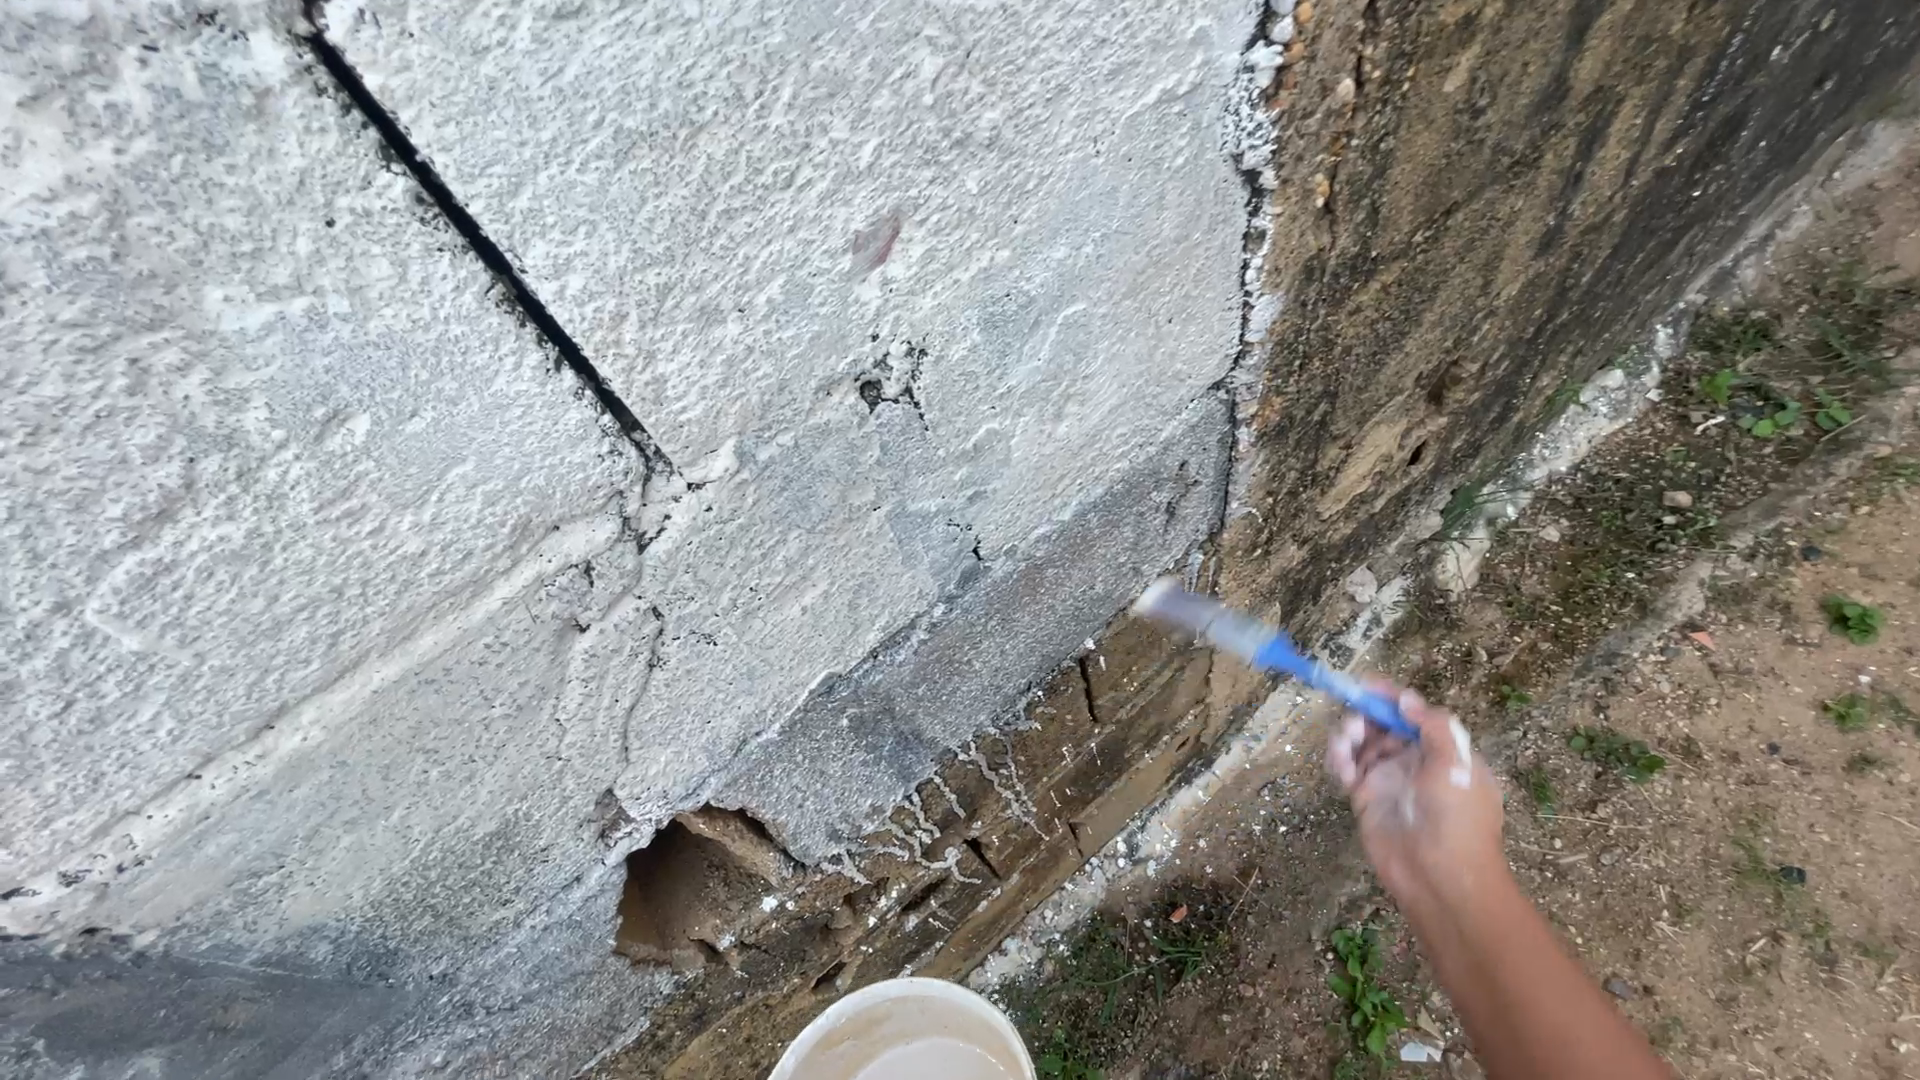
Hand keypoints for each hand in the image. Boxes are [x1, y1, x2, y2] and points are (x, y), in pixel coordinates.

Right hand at [1326, 685, 1506, 909]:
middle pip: (1381, 724)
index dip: (1390, 698)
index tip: (1365, 684)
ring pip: (1359, 743)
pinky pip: (1346, 767)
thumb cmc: (1456, 818)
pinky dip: (1339, 760)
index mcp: (1444, 752)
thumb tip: (1405, 699)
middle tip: (1354, 722)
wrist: (1440, 877)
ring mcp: (1388, 779)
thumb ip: (1433, 725)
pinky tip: (1341, 768)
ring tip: (1344, 746)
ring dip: (1347, 737)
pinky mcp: (1365, 796)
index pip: (1414, 714)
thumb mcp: (1456, 765)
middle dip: (1364, 716)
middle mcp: (1415, 762)